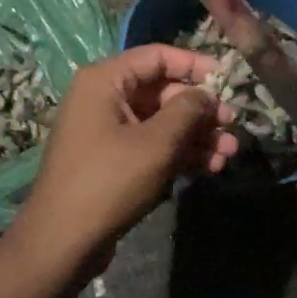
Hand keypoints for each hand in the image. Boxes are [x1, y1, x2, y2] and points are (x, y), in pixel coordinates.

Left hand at [16, 45, 238, 253]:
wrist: (62, 241)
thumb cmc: (109, 181)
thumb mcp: (155, 143)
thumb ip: (187, 111)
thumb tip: (207, 94)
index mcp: (105, 81)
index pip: (157, 56)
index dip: (195, 65)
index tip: (228, 80)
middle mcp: (103, 98)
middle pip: (162, 91)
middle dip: (200, 110)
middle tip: (233, 126)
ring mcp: (106, 131)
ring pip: (161, 122)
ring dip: (196, 135)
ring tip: (229, 154)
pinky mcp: (112, 160)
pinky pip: (151, 146)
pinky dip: (179, 153)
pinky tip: (210, 167)